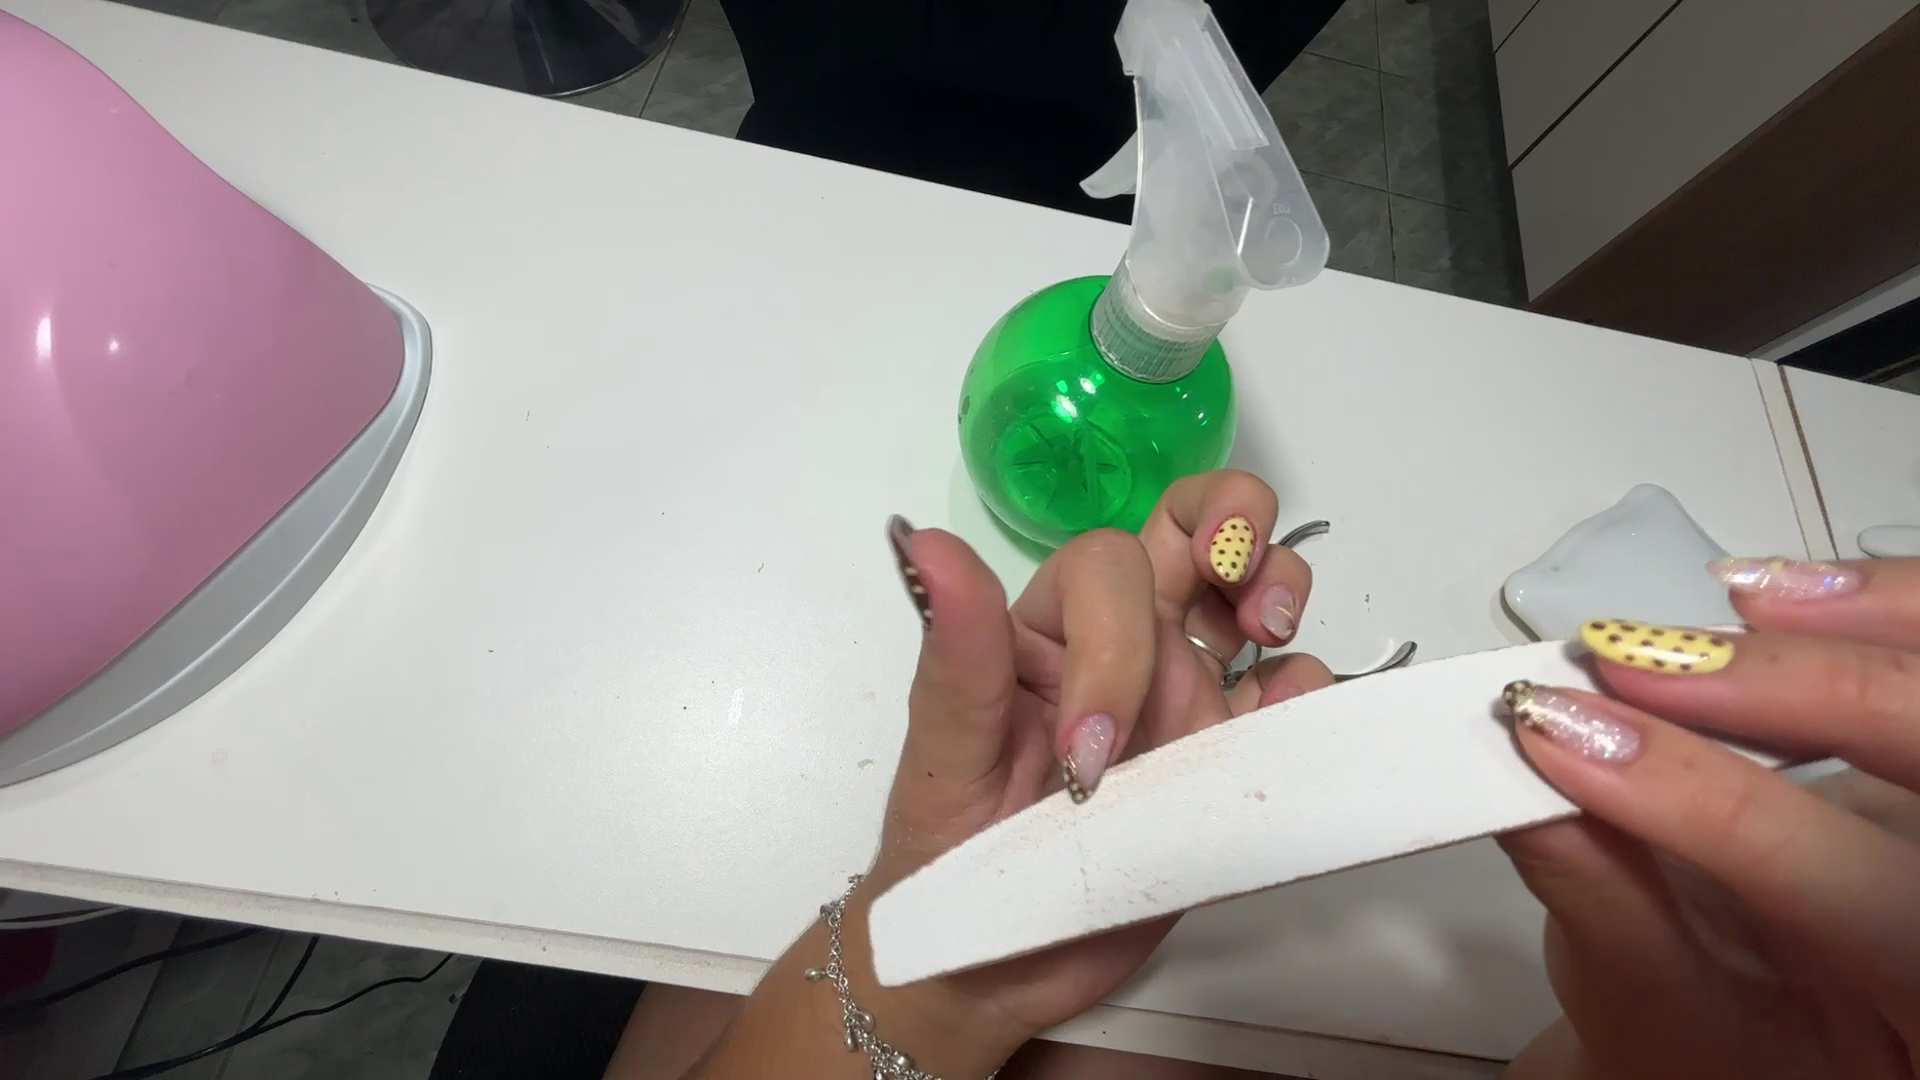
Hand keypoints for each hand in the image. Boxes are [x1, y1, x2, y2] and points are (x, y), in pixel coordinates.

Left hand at [842, 470, 1333, 1074]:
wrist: (995, 959)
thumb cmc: (955, 850)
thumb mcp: (949, 752)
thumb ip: (956, 648)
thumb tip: (925, 543)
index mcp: (1047, 627)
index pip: (1105, 571)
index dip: (1115, 646)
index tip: (1089, 755)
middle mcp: (1118, 641)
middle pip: (1186, 532)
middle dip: (1231, 521)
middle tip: (1239, 578)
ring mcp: (1177, 692)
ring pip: (1246, 596)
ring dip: (1277, 586)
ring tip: (1269, 631)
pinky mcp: (1221, 752)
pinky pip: (1283, 695)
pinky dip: (1303, 687)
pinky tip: (1287, 709)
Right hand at [1498, 557, 1919, 1078]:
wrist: (1759, 1032)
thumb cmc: (1706, 1047)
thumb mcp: (1638, 991)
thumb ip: (1587, 877)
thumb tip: (1521, 749)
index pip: (1870, 899)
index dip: (1701, 798)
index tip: (1553, 728)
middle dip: (1794, 689)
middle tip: (1631, 657)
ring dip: (1867, 631)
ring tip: (1736, 597)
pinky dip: (1882, 620)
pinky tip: (1782, 601)